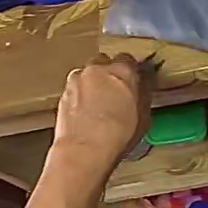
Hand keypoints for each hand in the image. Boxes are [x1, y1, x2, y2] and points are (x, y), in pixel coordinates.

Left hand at [50, 54, 150, 179]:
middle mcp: (97, 70)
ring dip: (95, 83)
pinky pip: (76, 88)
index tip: (135, 79)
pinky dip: (83, 95)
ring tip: (102, 103)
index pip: (128, 59)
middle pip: (104, 62)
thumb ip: (142, 93)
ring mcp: (76, 80)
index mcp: (122, 71)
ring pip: (88, 74)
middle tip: (118, 90)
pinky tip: (90, 111)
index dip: (132, 70)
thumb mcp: (144, 113)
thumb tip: (140, 86)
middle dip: (110, 72)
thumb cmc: (119, 133)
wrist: (85, 149)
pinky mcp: (62, 94)